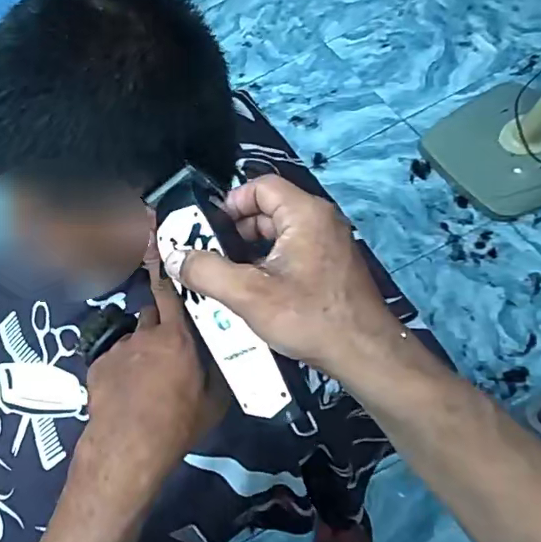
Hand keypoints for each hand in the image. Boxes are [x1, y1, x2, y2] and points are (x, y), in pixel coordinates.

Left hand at [73, 247, 225, 513]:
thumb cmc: (177, 424)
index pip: (169, 291)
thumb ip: (220, 370)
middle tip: (169, 348)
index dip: (166, 272)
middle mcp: (145, 334)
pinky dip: (120, 367)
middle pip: (152, 315)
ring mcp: (117, 348)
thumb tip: (229, 357)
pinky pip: (114, 357)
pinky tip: (125, 391)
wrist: (127, 447)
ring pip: (132, 339)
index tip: (159, 249)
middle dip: (160, 324)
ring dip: (140, 349)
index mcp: (177, 337)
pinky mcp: (97, 365)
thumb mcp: (214, 401)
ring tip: (144, 379)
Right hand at [169, 175, 398, 380]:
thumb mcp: (249, 295)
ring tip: (228, 277)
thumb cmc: (310, 318)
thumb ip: (207, 272)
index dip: (230, 203)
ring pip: (279, 234)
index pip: (260, 186)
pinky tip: (256, 292)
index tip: (208, 229)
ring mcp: (330, 244)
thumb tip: (175, 256)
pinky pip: (293, 252)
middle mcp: (321, 221)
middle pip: (268, 209)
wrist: (365, 355)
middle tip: (212, 256)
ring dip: (250, 250)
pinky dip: (270, 264)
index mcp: (305, 214)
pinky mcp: (332, 267)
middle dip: (236, 230)